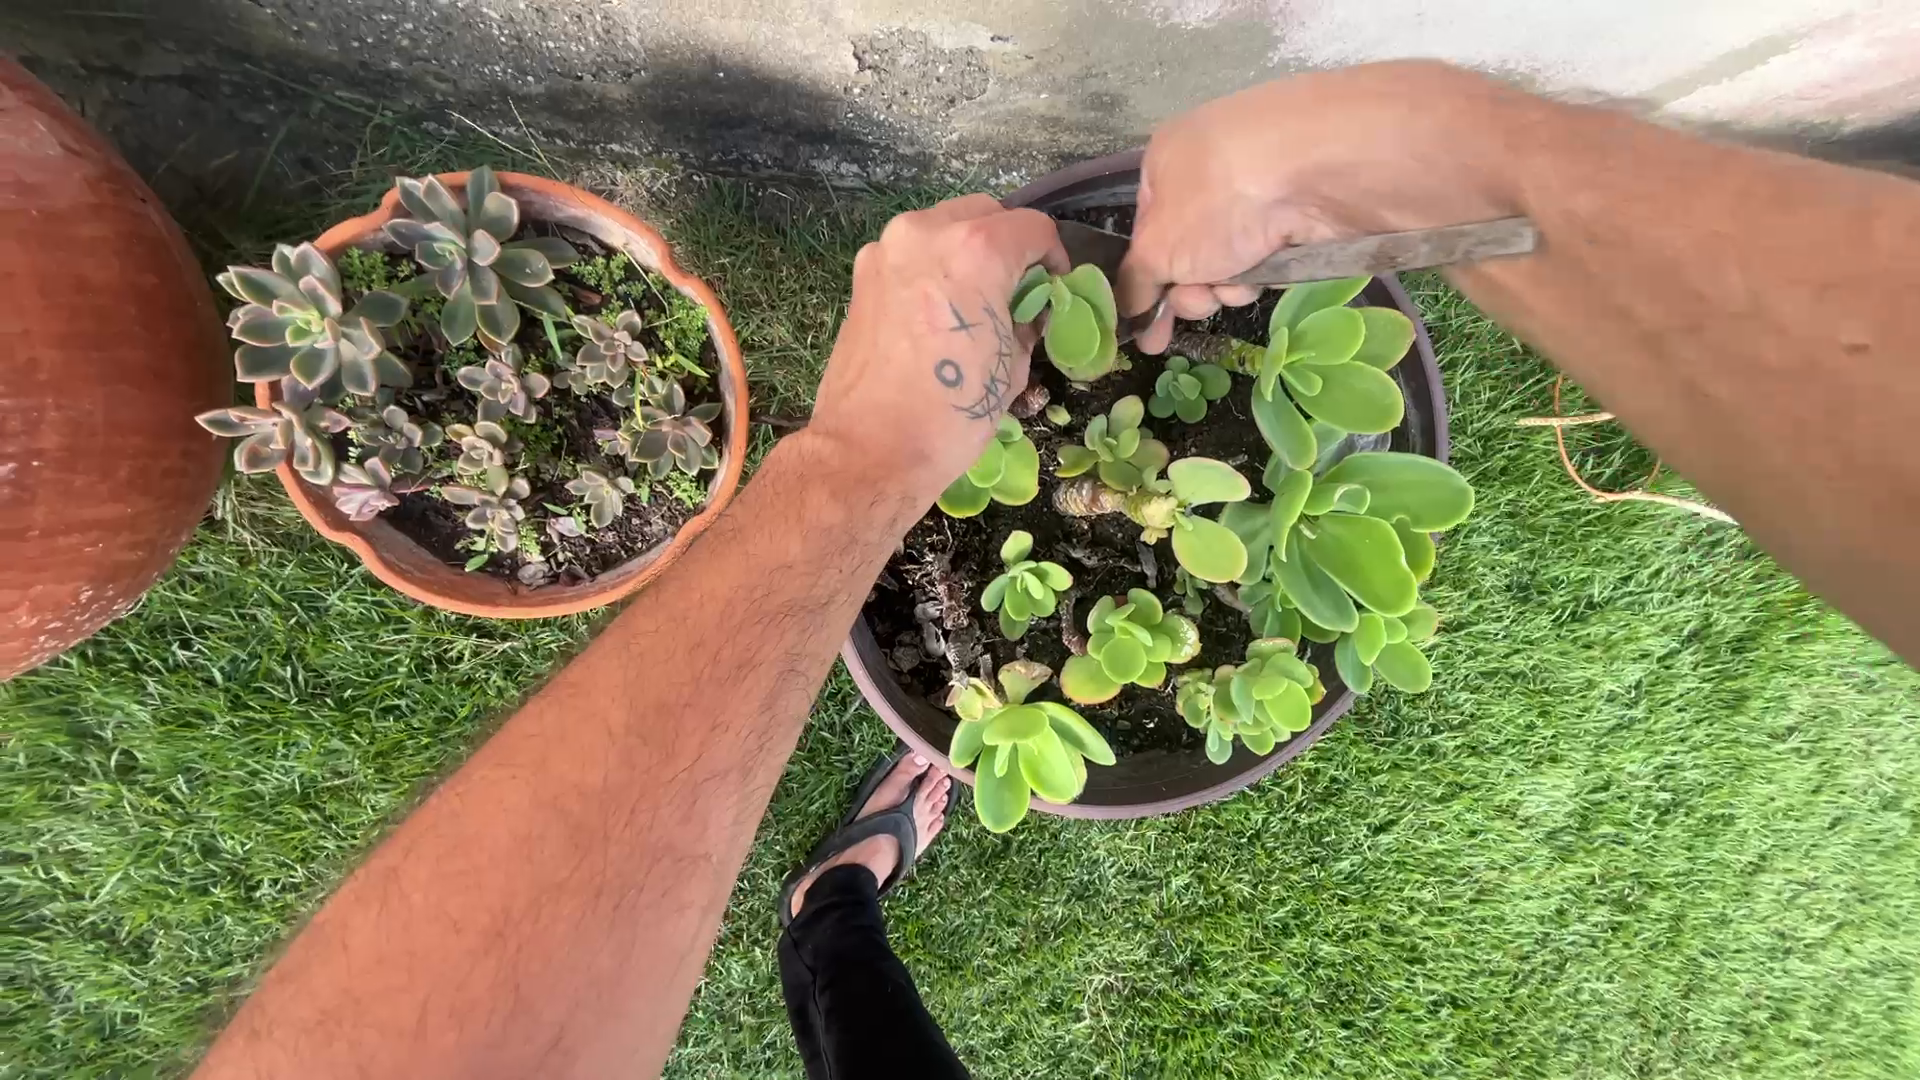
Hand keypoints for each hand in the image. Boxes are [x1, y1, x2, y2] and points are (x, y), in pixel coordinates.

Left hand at [807, 194, 1067, 505]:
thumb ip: (1025, 323)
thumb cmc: (950, 418)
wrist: (870, 450)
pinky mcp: (862, 275)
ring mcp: (888, 249)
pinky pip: (911, 255)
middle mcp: (928, 233)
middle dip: (1009, 246)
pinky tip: (937, 312)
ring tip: (975, 300)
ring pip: (943, 228)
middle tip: (1016, 291)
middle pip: (987, 215)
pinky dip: (932, 269)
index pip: (1035, 229)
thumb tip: (1024, 312)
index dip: (1053, 257)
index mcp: (976, 250)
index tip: (1053, 286)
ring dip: (967, 252)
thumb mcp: (1012, 371)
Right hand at [1117, 60, 1533, 352]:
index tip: (1144, 328)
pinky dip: (1257, 272)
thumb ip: (1133, 284)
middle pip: (1182, 252)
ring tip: (1234, 284)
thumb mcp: (1157, 251)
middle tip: (1194, 308)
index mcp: (1163, 161)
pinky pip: (1261, 253)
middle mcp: (1206, 166)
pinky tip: (1264, 272)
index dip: (1142, 282)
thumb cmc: (1219, 201)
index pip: (1141, 234)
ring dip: (1220, 285)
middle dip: (1186, 288)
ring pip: (1221, 259)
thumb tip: (1125, 311)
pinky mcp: (1295, 204)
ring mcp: (1255, 184)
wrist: (1323, 166)